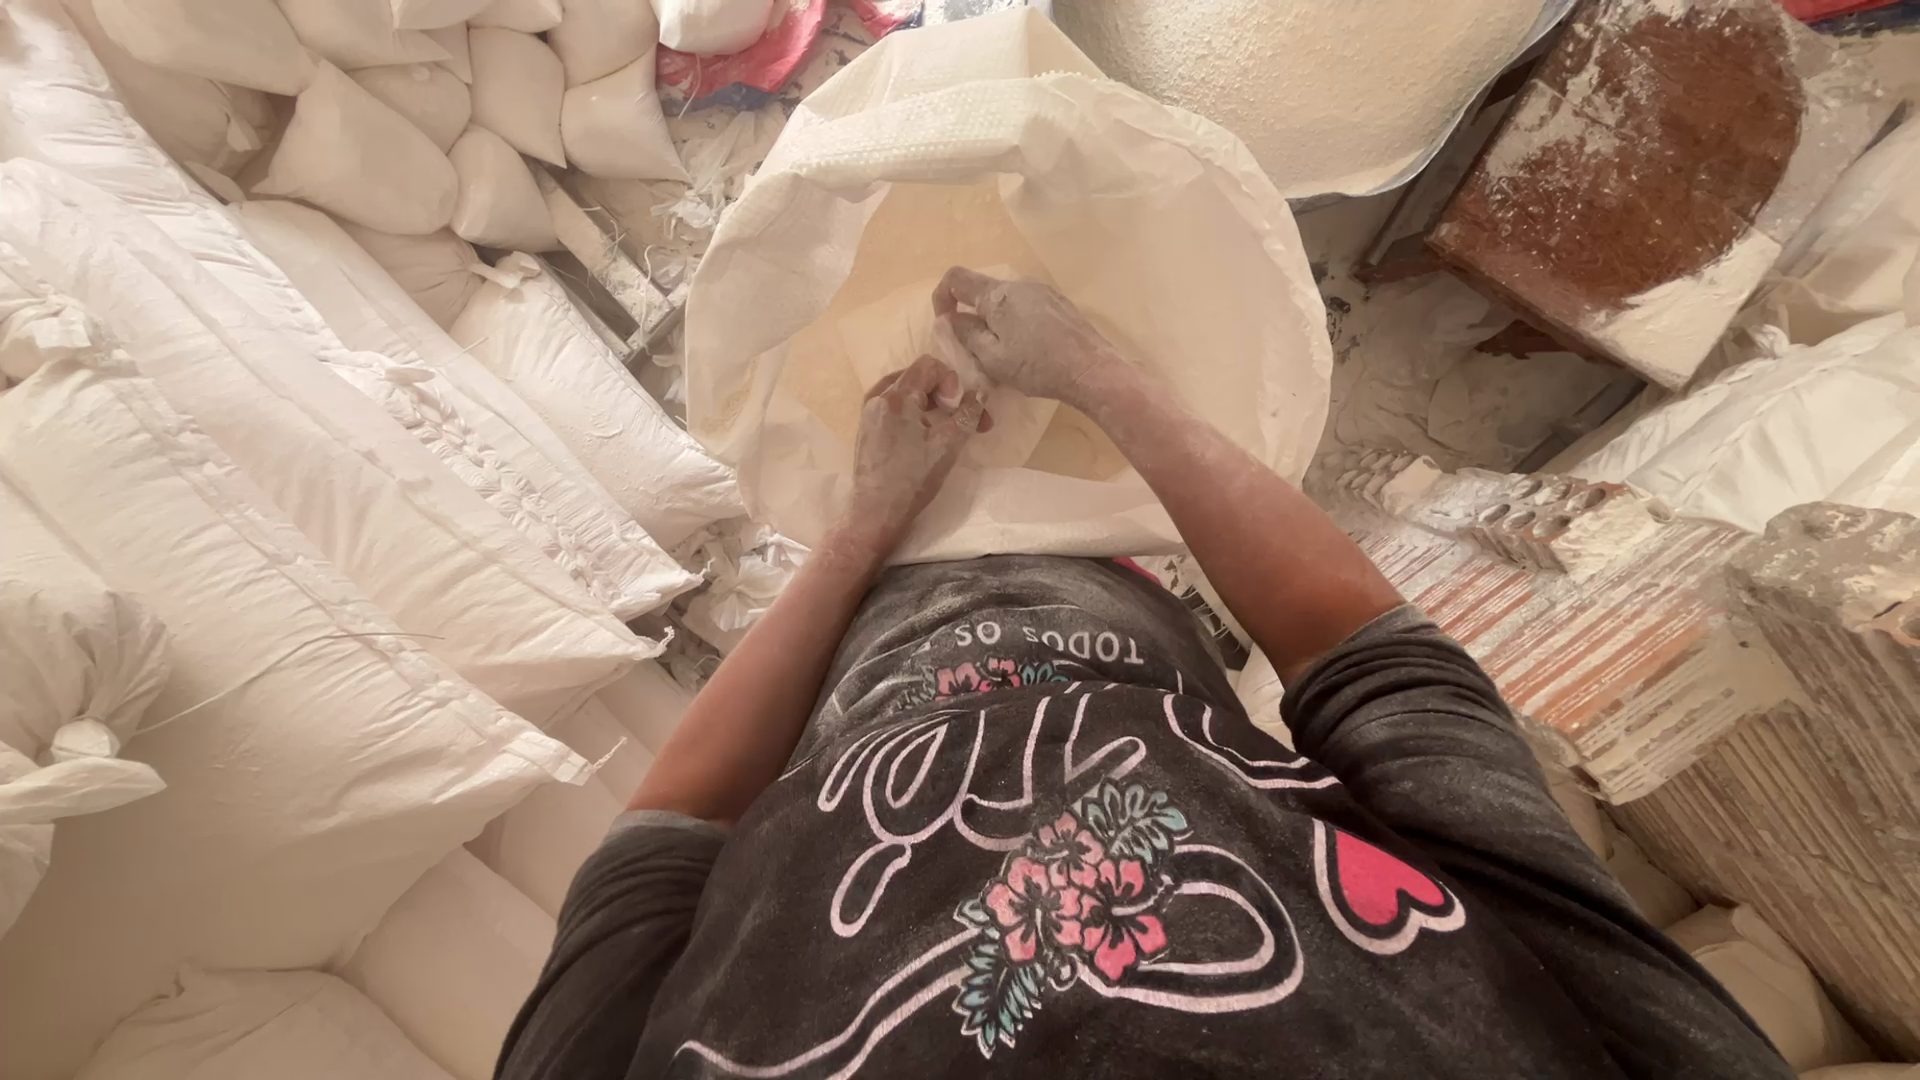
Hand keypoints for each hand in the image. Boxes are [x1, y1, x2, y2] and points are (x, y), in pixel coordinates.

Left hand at [838, 354, 992, 557]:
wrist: (876, 512)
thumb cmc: (913, 479)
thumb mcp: (948, 446)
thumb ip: (967, 414)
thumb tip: (981, 392)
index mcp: (895, 397)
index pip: (928, 366)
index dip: (951, 381)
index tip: (959, 407)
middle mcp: (877, 397)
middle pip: (916, 377)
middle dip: (944, 393)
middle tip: (961, 418)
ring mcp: (868, 413)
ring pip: (905, 391)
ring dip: (929, 402)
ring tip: (944, 427)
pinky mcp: (866, 428)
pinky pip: (893, 406)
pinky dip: (913, 412)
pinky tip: (923, 435)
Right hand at [932, 266, 1120, 406]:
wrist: (1090, 369)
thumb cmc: (1037, 367)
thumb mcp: (992, 358)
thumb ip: (966, 334)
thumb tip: (950, 319)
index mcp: (997, 296)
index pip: (956, 278)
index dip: (942, 297)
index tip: (945, 324)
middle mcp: (1018, 284)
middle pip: (982, 292)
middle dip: (971, 316)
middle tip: (976, 350)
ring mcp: (1041, 291)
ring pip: (1005, 302)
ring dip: (995, 322)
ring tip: (1005, 354)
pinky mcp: (1057, 303)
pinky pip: (1025, 307)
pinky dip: (1015, 323)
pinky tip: (1029, 349)